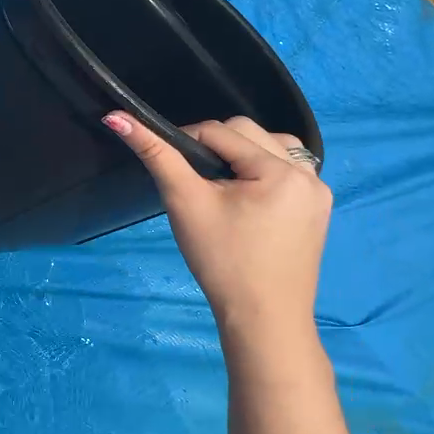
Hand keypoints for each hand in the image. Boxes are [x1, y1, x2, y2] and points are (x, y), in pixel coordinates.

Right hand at [103, 112, 330, 334]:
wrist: (263, 316)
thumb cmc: (222, 257)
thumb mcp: (183, 199)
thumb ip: (154, 152)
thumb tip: (116, 117)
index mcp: (280, 171)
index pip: (218, 131)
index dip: (186, 143)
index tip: (174, 173)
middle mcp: (307, 176)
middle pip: (247, 133)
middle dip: (215, 146)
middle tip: (195, 180)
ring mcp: (318, 194)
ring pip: (271, 146)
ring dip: (241, 153)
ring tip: (221, 182)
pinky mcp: (316, 210)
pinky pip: (287, 169)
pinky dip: (262, 169)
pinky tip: (244, 193)